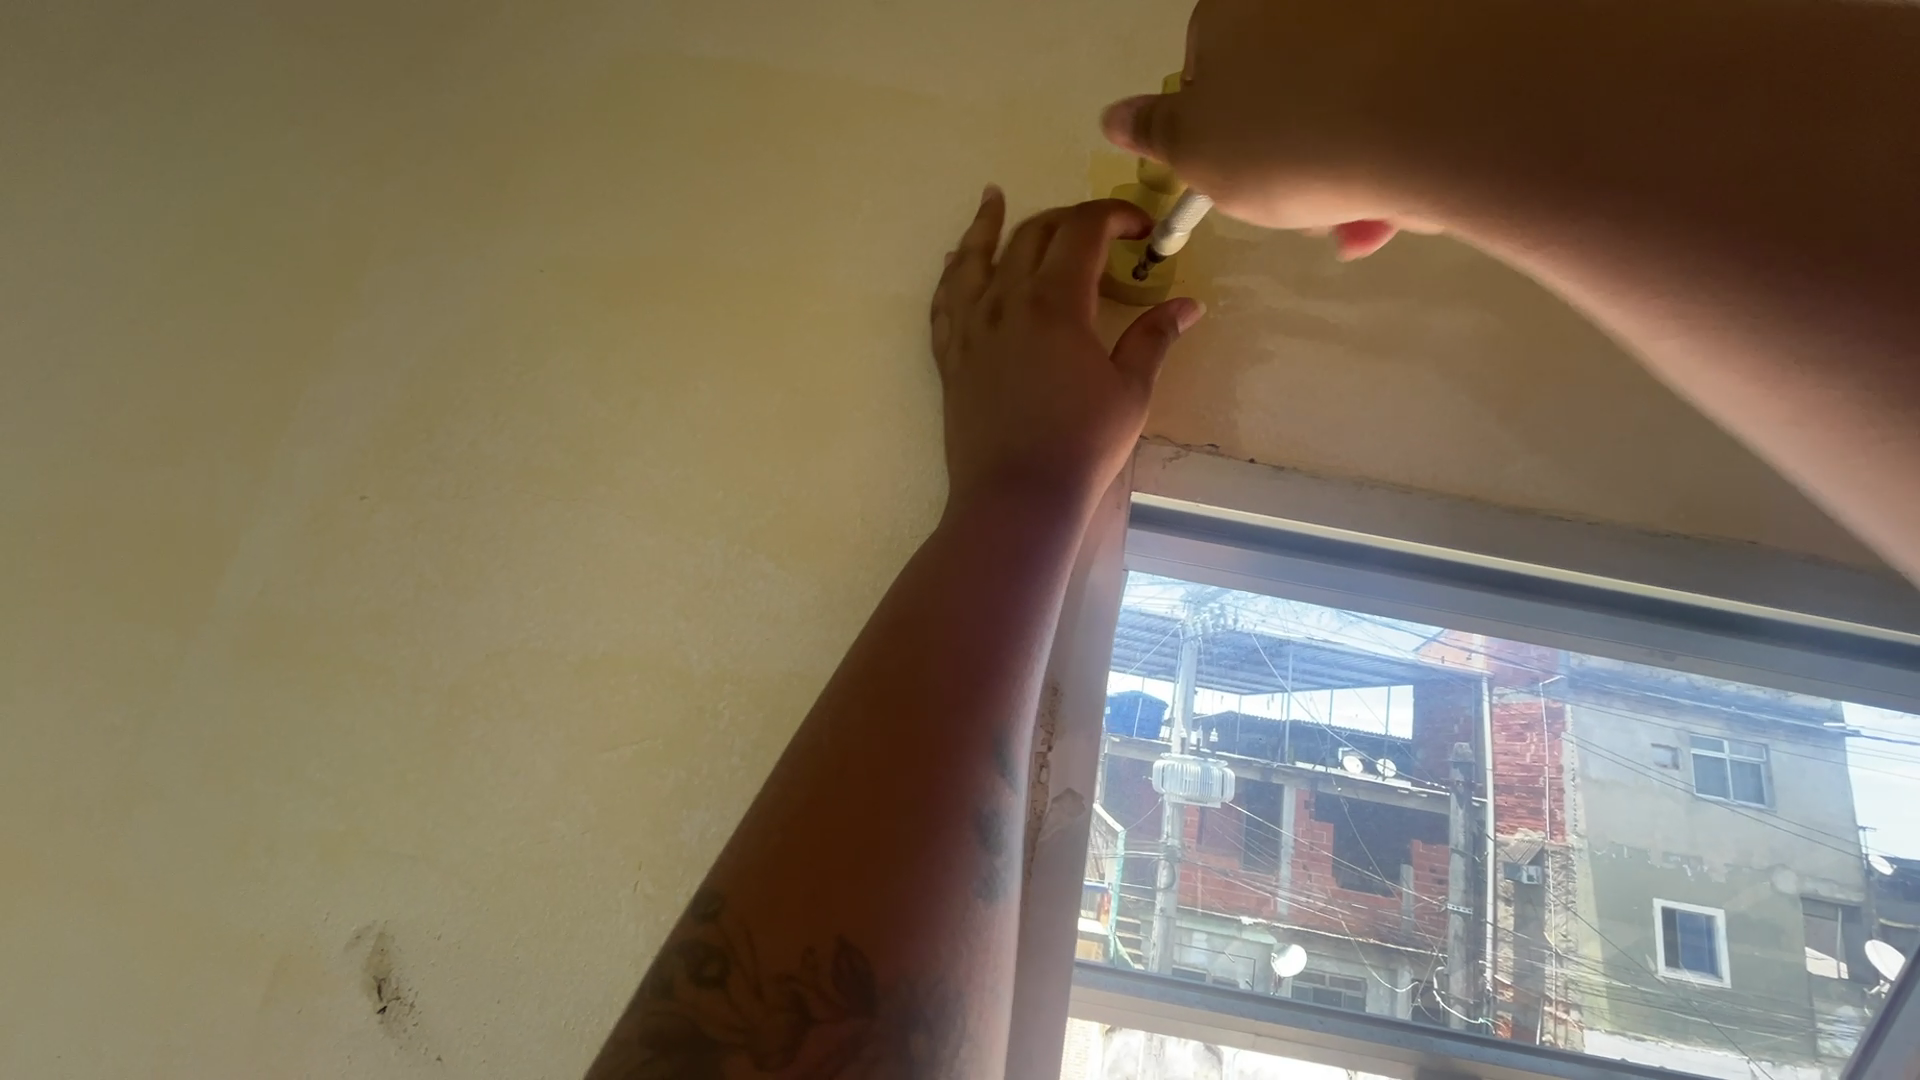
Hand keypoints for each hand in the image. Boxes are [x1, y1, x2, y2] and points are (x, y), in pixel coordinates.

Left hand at [929, 188, 1203, 517]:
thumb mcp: (1130, 391)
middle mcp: (1005, 301)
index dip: (1114, 215)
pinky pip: (944, 299)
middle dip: (1066, 219)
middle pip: (1031, 234)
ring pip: (975, 257)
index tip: (1139, 227)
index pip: (1082, 231)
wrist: (1016, 496)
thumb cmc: (1080, 446)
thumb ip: (1153, 338)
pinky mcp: (949, 356)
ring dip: (988, 224)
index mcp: (1054, 302)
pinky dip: (952, 271)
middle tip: (1094, 231)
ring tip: (993, 198)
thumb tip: (1187, 304)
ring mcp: (969, 327)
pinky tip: (955, 260)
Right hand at [1100, 0, 1442, 258]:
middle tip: (1299, 209)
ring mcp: (1374, 16)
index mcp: (1232, 12)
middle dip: (1285, 162)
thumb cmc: (1281, 136)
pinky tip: (1399, 198)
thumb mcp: (1193, 149)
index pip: (1204, 67)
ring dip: (1343, 174)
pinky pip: (1397, 107)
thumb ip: (1153, 133)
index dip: (1213, 131)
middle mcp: (1302, 1)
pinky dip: (1393, 154)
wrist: (1432, 107)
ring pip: (1344, 106)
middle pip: (1280, 91)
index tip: (1231, 173)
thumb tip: (1112, 115)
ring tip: (1357, 220)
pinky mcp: (1440, 36)